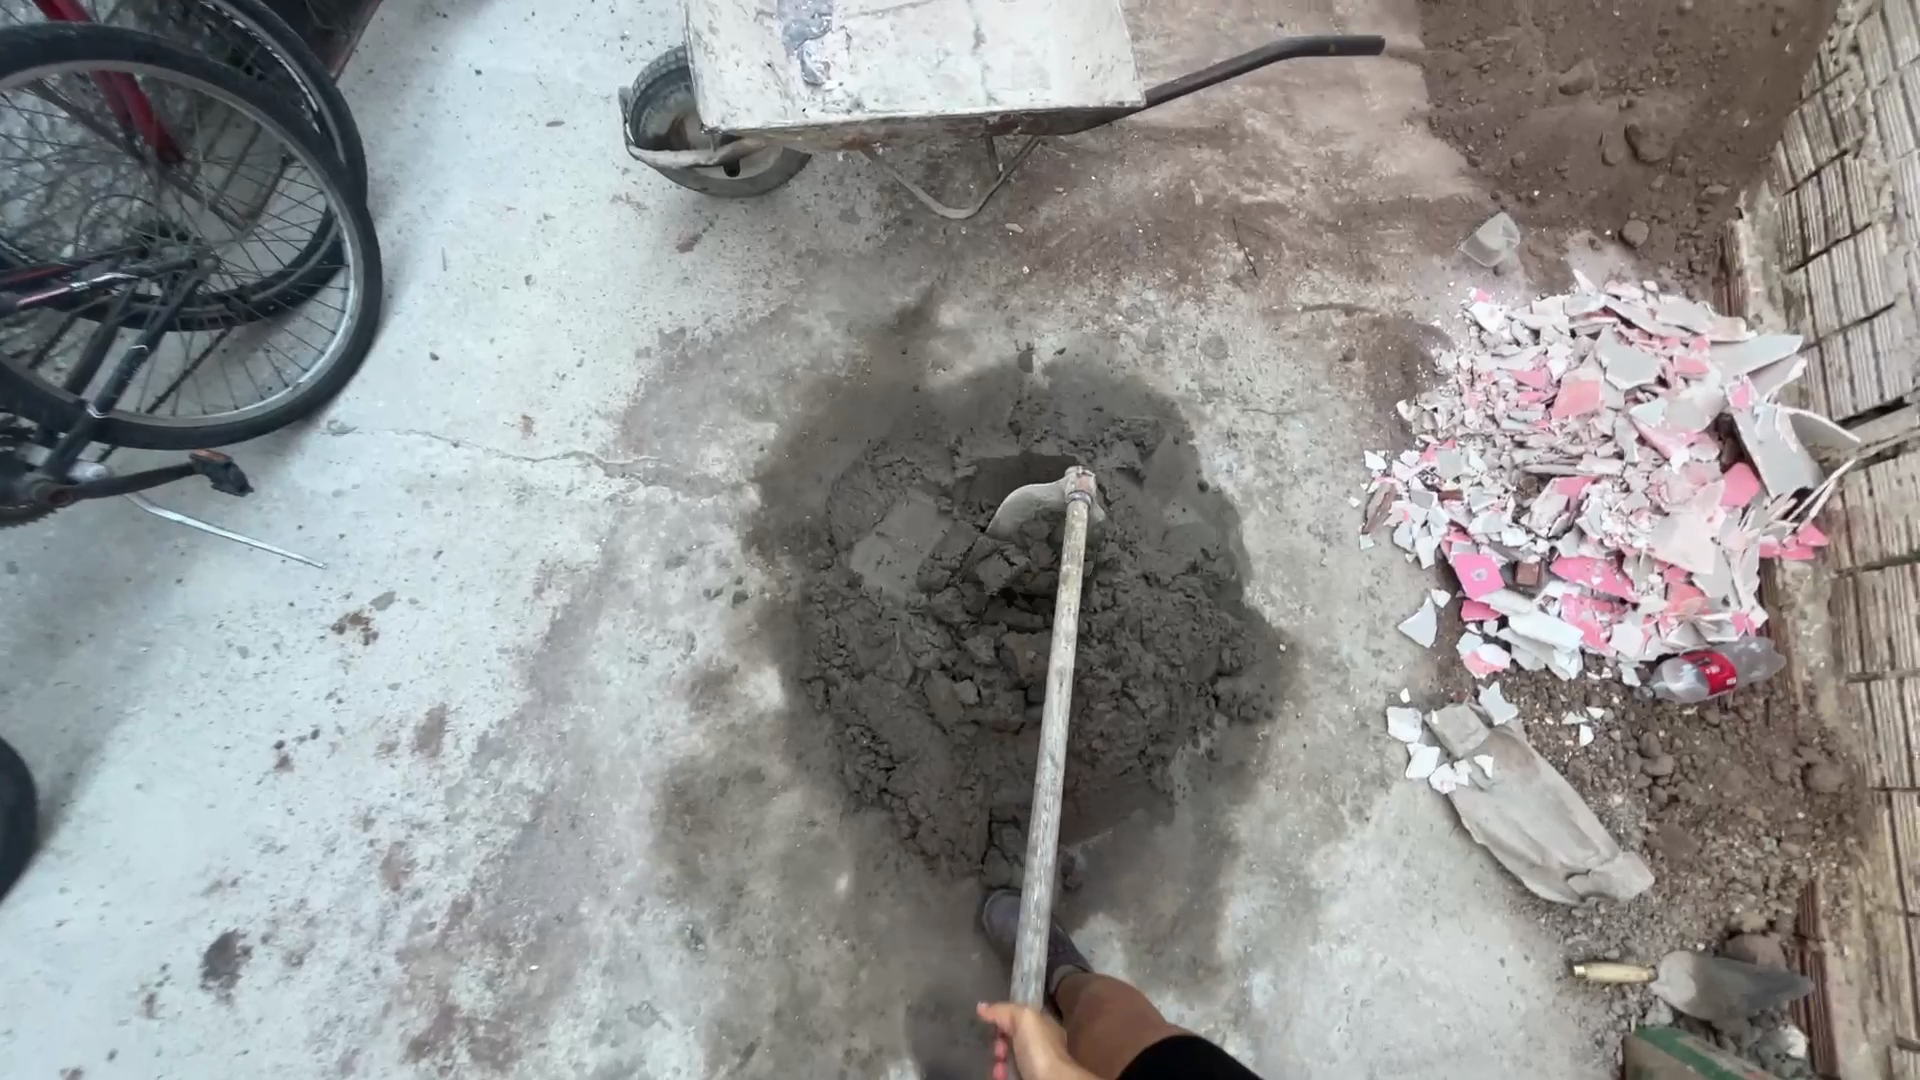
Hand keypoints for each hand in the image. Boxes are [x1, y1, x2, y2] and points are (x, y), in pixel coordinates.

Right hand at [976, 1002, 1097, 1079]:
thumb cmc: (1040, 1048)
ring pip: (1008, 1060)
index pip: (1019, 1017)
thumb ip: (1002, 1010)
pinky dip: (1000, 1075)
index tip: (995, 1027)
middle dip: (999, 1044)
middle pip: (1011, 1040)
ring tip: (999, 1068)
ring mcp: (1034, 1066)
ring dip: (998, 1063)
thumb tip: (981, 1006)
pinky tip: (1000, 1076)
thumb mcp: (1023, 1018)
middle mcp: (1040, 1045)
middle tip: (999, 1051)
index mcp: (1043, 1025)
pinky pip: (1007, 1075)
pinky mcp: (1025, 1079)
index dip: (1004, 1020)